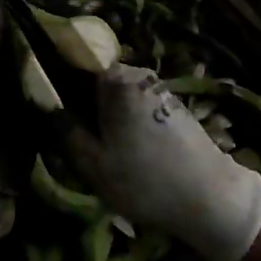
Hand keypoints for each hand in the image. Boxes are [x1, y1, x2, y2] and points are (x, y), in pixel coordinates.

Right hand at [67, 65, 260, 260]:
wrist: (212, 199)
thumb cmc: (145, 180)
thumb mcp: (93, 164)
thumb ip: (66, 131)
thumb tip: (49, 106)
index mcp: (116, 79)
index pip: (76, 61)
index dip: (59, 80)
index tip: (52, 106)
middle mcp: (138, 74)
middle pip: (96, 78)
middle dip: (83, 100)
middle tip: (75, 135)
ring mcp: (159, 88)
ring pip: (117, 94)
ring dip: (105, 113)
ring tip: (102, 147)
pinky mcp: (173, 105)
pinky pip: (136, 104)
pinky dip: (126, 119)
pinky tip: (127, 148)